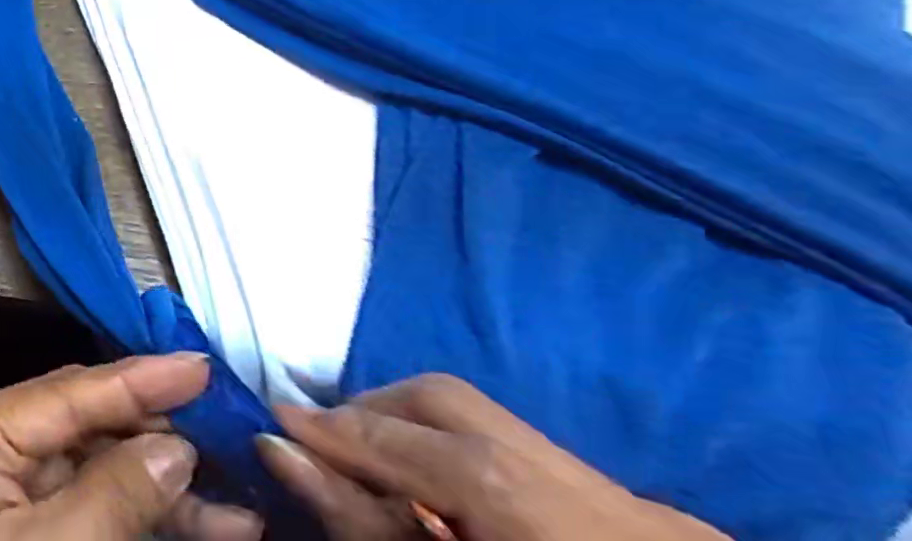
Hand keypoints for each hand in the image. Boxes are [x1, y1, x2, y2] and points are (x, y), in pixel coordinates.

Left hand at [0, 352, 265, 539]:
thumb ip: (117, 495)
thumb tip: (179, 447)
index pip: (68, 393)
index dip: (139, 379)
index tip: (198, 365)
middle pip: (90, 414)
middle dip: (161, 425)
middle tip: (227, 420)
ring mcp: (16, 463)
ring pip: (106, 451)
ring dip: (171, 474)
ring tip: (239, 485)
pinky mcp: (39, 498)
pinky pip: (103, 485)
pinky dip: (155, 503)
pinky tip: (216, 518)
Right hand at [255, 374, 729, 540]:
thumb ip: (366, 525)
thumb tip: (281, 449)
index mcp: (547, 520)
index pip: (419, 442)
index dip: (338, 428)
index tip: (273, 419)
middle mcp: (601, 494)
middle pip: (451, 399)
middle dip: (372, 409)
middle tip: (324, 442)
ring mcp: (638, 503)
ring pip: (486, 416)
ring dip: (412, 426)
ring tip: (376, 465)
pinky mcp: (650, 514)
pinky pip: (522, 450)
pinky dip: (464, 455)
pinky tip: (445, 492)